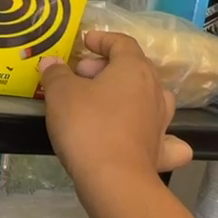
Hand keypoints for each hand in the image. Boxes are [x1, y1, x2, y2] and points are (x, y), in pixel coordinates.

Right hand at [38, 31, 192, 183]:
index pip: (122, 43)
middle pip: (135, 68)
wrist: (112, 178)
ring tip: (108, 102)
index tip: (85, 42)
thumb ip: (56, 74)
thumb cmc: (87, 126)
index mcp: (133, 69)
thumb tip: (51, 62)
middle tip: (81, 76)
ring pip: (152, 98)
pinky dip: (158, 135)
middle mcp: (154, 90)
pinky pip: (166, 137)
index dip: (102, 39)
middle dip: (107, 68)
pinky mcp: (161, 150)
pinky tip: (149, 138)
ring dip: (131, 95)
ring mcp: (162, 121)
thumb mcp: (61, 94)